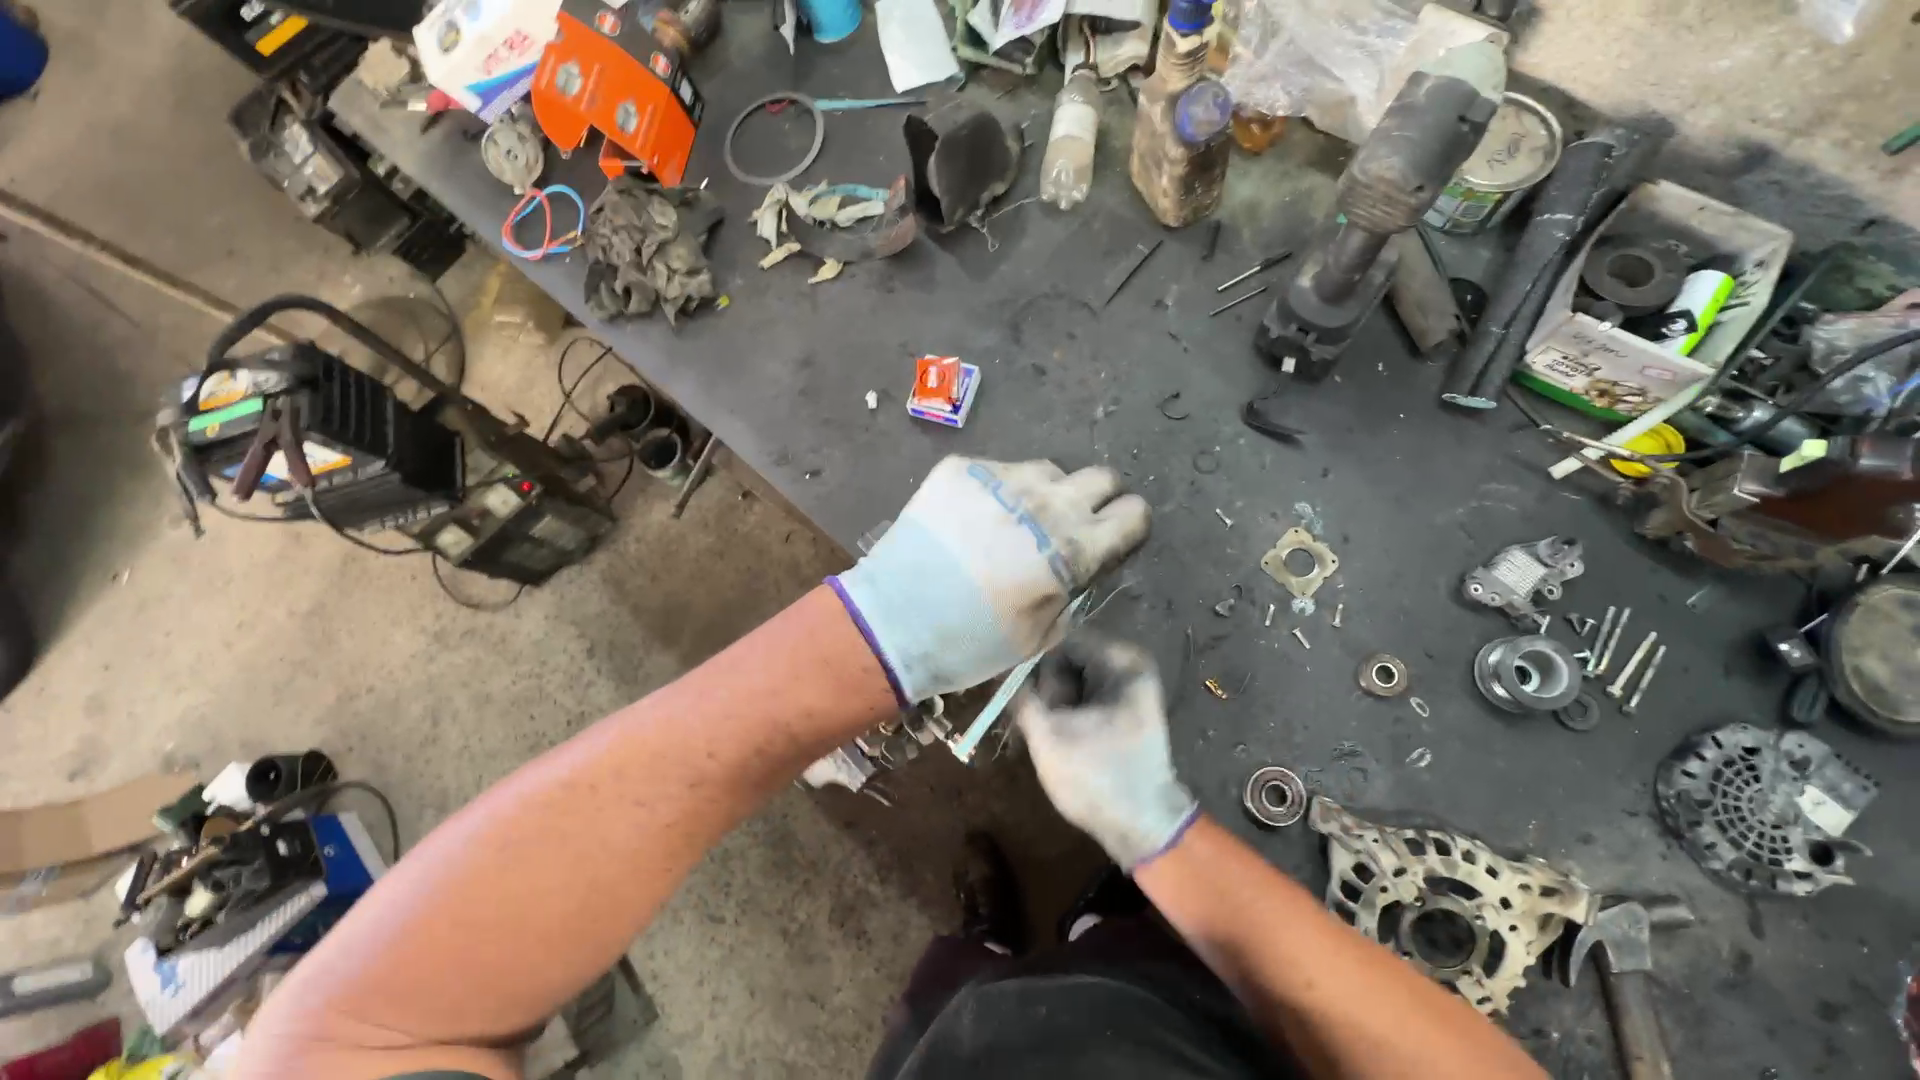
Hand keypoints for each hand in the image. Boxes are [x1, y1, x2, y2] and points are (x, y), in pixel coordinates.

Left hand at [828, 457, 1149, 703]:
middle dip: (1096, 500)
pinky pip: (996, 470)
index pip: (1134, 514)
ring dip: (1044, 493)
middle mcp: (1046, 503)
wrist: (893, 622)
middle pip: (1101, 477)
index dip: (1128, 526)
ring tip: (1015, 522)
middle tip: (1069, 525)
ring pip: (1047, 470)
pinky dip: (995, 491)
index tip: (1113, 536)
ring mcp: (1001, 479)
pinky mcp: (961, 470)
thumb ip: (1071, 590)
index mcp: (1074, 548)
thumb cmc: (972, 642)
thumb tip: (1076, 567)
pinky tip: (971, 520)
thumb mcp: (1041, 634)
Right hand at [1014, 636, 1196, 869]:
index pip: (1059, 638)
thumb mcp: (1048, 735)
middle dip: (1039, 683)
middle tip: (1021, 716)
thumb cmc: (1097, 779)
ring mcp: (1123, 688)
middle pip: (1064, 657)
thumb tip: (999, 669)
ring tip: (1030, 728)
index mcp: (1121, 660)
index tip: (1004, 682)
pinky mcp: (1116, 710)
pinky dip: (1059, 710)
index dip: (1028, 658)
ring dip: (1046, 698)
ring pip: (1067, 678)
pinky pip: (1078, 696)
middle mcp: (1126, 665)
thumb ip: (1021, 694)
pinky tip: (1044, 732)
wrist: (1142, 828)